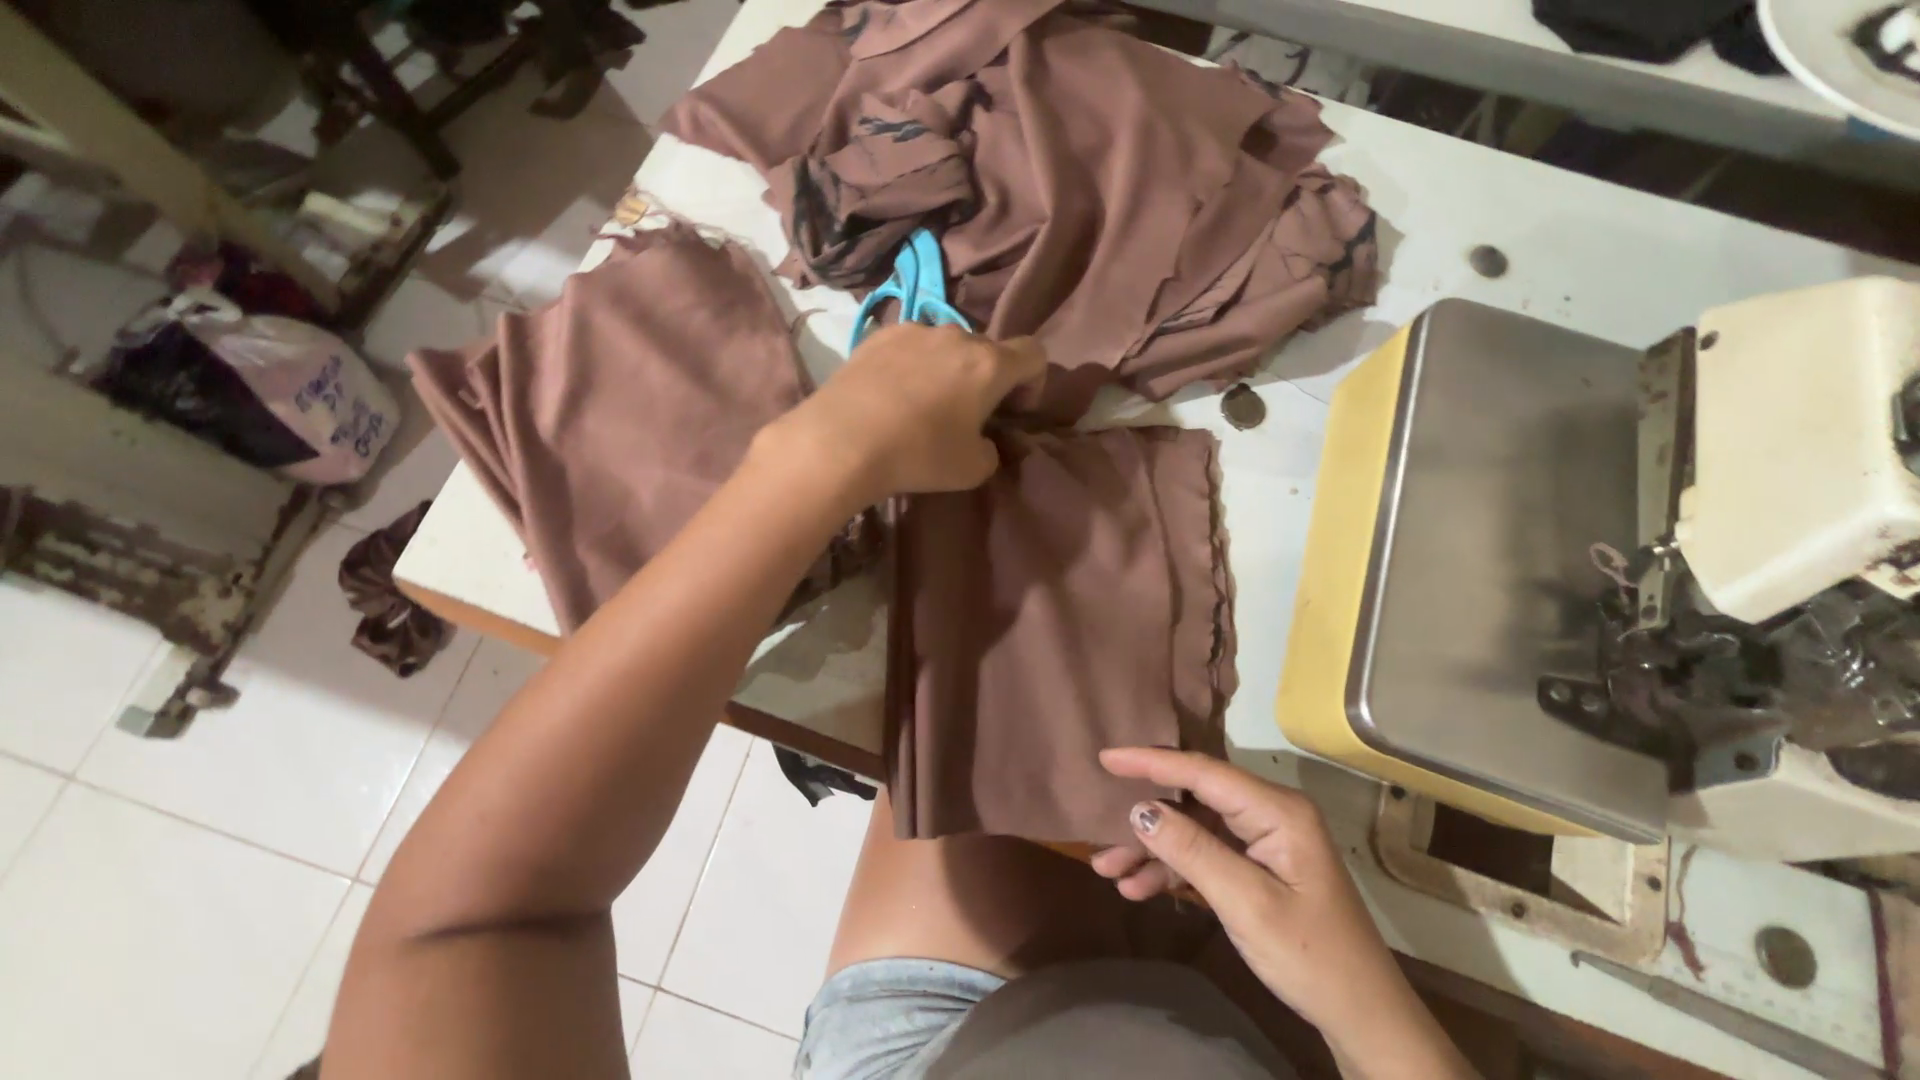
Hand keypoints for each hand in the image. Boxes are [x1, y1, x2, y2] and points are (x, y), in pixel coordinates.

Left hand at [758, 324, 1044, 503]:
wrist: (840, 440)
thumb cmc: (918, 454)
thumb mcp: (972, 469)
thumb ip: (991, 451)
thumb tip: (982, 441)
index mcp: (990, 364)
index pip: (1034, 353)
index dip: (1034, 381)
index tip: (1014, 411)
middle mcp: (956, 336)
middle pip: (988, 349)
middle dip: (987, 378)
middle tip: (969, 415)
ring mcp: (913, 331)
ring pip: (946, 346)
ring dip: (948, 370)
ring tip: (925, 405)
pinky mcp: (876, 337)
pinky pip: (910, 347)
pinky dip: (912, 366)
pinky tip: (892, 397)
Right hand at [1091, 748, 1412, 1039]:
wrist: (1361, 1015)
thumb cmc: (1310, 956)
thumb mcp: (1245, 903)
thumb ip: (1191, 850)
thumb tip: (1140, 809)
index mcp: (1277, 811)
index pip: (1203, 772)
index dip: (1151, 762)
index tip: (1105, 759)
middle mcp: (1270, 815)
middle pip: (1193, 800)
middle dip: (1145, 819)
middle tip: (1100, 836)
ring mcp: (1264, 842)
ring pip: (1193, 830)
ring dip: (1152, 851)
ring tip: (1108, 873)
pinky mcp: (1258, 868)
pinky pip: (1205, 856)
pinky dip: (1172, 870)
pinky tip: (1139, 890)